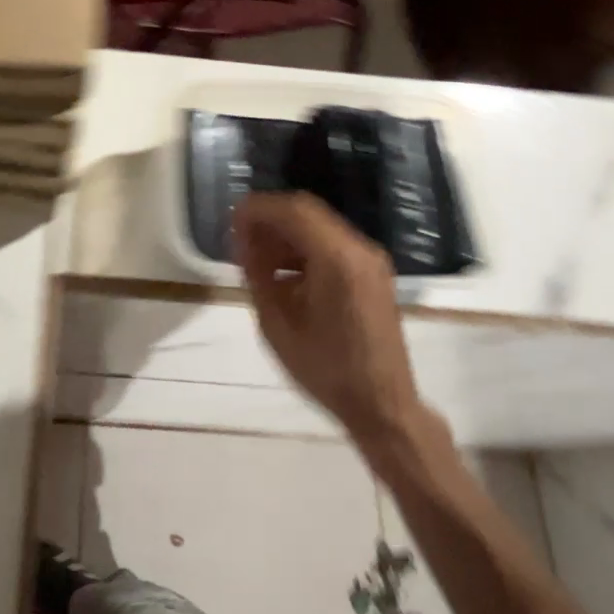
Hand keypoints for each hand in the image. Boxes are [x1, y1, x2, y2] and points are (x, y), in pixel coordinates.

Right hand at [233, 193, 421, 435]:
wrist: (382, 404)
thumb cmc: (326, 370)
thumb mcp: (277, 325)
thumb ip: (258, 276)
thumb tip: (245, 245)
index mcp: (337, 259)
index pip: (292, 211)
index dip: (257, 209)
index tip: (231, 221)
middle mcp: (358, 249)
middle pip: (307, 212)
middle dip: (270, 219)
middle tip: (240, 239)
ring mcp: (370, 261)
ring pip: (320, 227)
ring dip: (286, 234)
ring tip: (256, 260)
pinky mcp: (373, 274)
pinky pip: (333, 245)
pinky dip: (304, 248)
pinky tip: (283, 275)